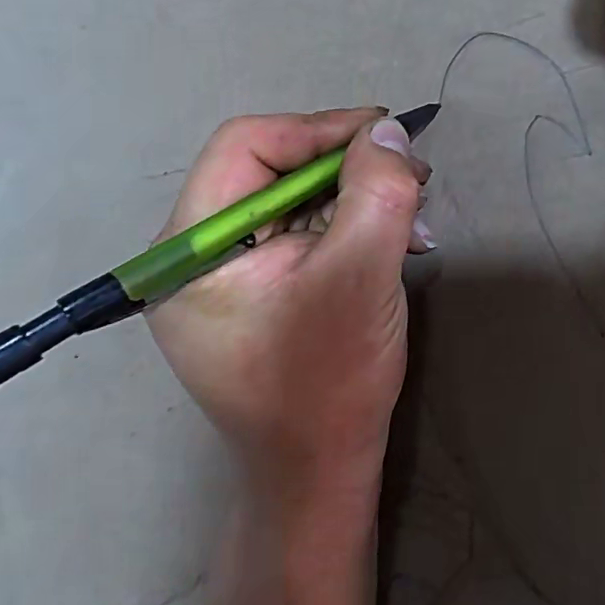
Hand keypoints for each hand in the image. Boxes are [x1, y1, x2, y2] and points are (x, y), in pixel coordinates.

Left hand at [147, 109, 432, 499]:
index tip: (383, 135)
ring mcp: (226, 270)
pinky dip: (349, 223)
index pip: (244, 146)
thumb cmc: (329, 383)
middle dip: (346, 165)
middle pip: (270, 168)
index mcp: (191, 248)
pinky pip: (302, 229)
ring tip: (412, 214)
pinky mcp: (258, 286)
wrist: (319, 475)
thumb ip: (378, 192)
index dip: (316, 128)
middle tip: (410, 173)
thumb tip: (387, 131)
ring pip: (293, 197)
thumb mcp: (361, 277)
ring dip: (356, 195)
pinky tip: (396, 237)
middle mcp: (197, 251)